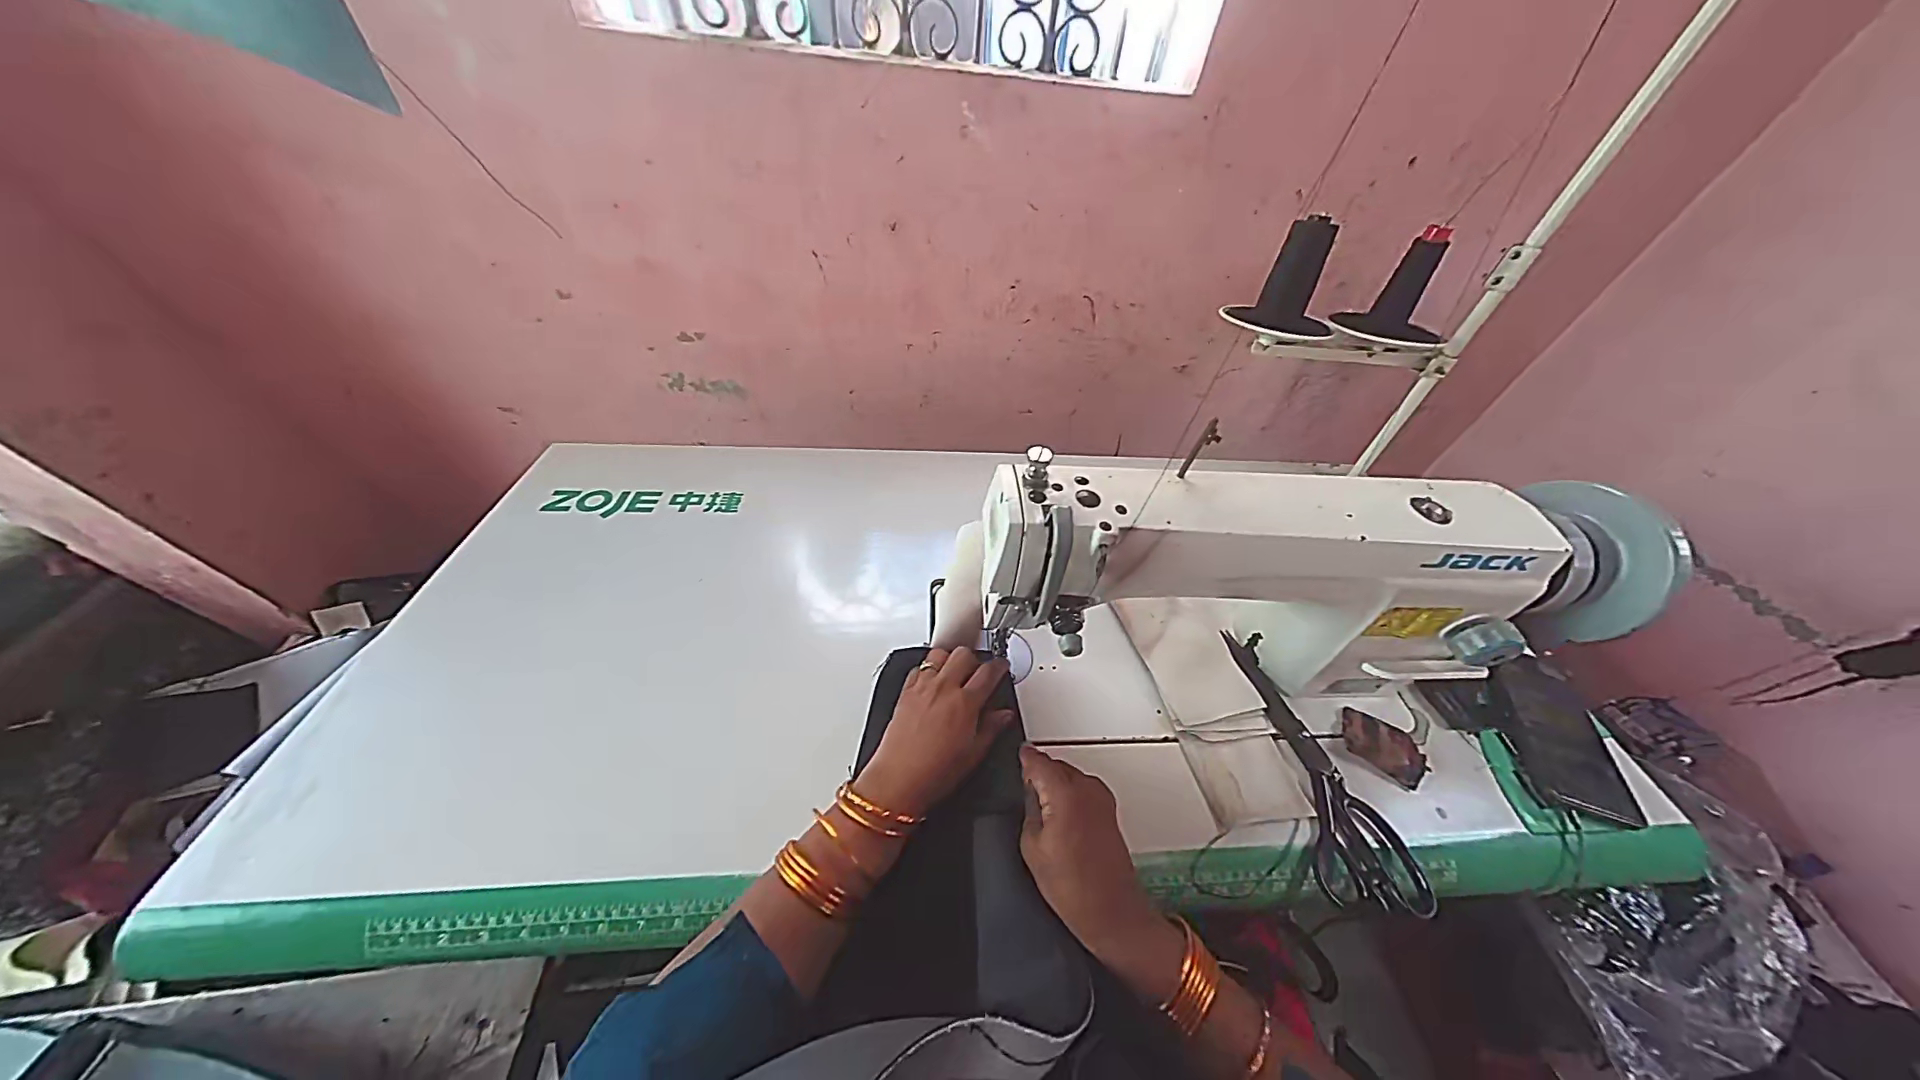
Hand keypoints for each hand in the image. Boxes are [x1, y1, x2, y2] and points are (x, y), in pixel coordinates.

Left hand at [854, 648, 1014, 817]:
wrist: (899, 779)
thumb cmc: (933, 772)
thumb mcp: (974, 753)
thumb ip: (992, 728)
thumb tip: (1003, 715)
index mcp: (965, 703)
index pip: (989, 671)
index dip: (999, 666)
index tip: (1001, 667)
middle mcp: (943, 689)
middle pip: (964, 654)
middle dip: (975, 659)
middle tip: (978, 671)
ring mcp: (922, 688)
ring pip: (939, 654)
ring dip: (950, 659)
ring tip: (955, 671)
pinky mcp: (905, 692)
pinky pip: (918, 668)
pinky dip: (928, 669)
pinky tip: (932, 681)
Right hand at [1019, 745, 1183, 991]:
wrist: (1111, 911)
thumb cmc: (1074, 888)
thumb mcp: (1031, 847)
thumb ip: (1029, 810)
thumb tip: (1030, 796)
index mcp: (1065, 793)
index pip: (1039, 761)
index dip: (1025, 758)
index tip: (1019, 755)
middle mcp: (1088, 789)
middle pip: (1057, 765)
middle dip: (1041, 771)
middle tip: (1024, 784)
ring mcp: (1102, 799)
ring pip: (1072, 776)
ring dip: (1057, 782)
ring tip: (1041, 804)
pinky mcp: (1110, 811)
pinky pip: (1084, 789)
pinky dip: (1071, 793)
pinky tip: (1060, 813)